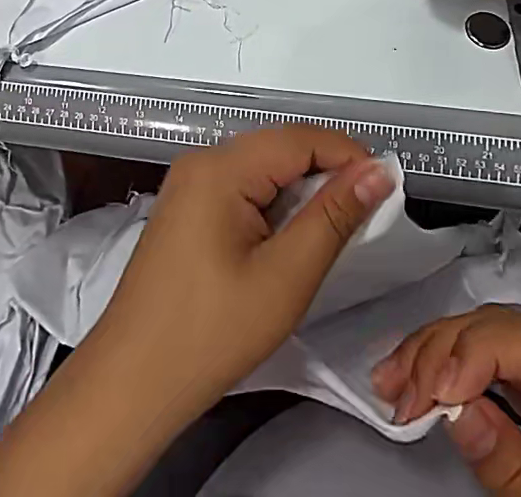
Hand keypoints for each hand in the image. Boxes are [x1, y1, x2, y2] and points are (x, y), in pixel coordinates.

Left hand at [0, 126, 392, 496]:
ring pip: (263, 167)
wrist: (133, 381)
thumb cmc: (210, 332)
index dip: (348, 157)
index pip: (300, 138)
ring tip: (331, 231)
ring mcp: (189, 184)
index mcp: (220, 167)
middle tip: (364, 215)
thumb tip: (377, 171)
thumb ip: (334, 215)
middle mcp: (201, 162)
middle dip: (327, 172)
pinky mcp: (187, 207)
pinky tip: (289, 237)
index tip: (386, 190)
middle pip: (280, 147)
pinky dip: (274, 204)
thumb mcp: (286, 275)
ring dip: (302, 191)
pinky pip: (242, 187)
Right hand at [371, 306, 520, 496]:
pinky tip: (423, 378)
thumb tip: (456, 411)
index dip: (478, 350)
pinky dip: (454, 365)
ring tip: (395, 382)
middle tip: (401, 393)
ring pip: (496, 335)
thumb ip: (519, 473)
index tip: (436, 389)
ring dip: (437, 351)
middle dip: (444, 349)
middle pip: (510, 329)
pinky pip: (498, 362)